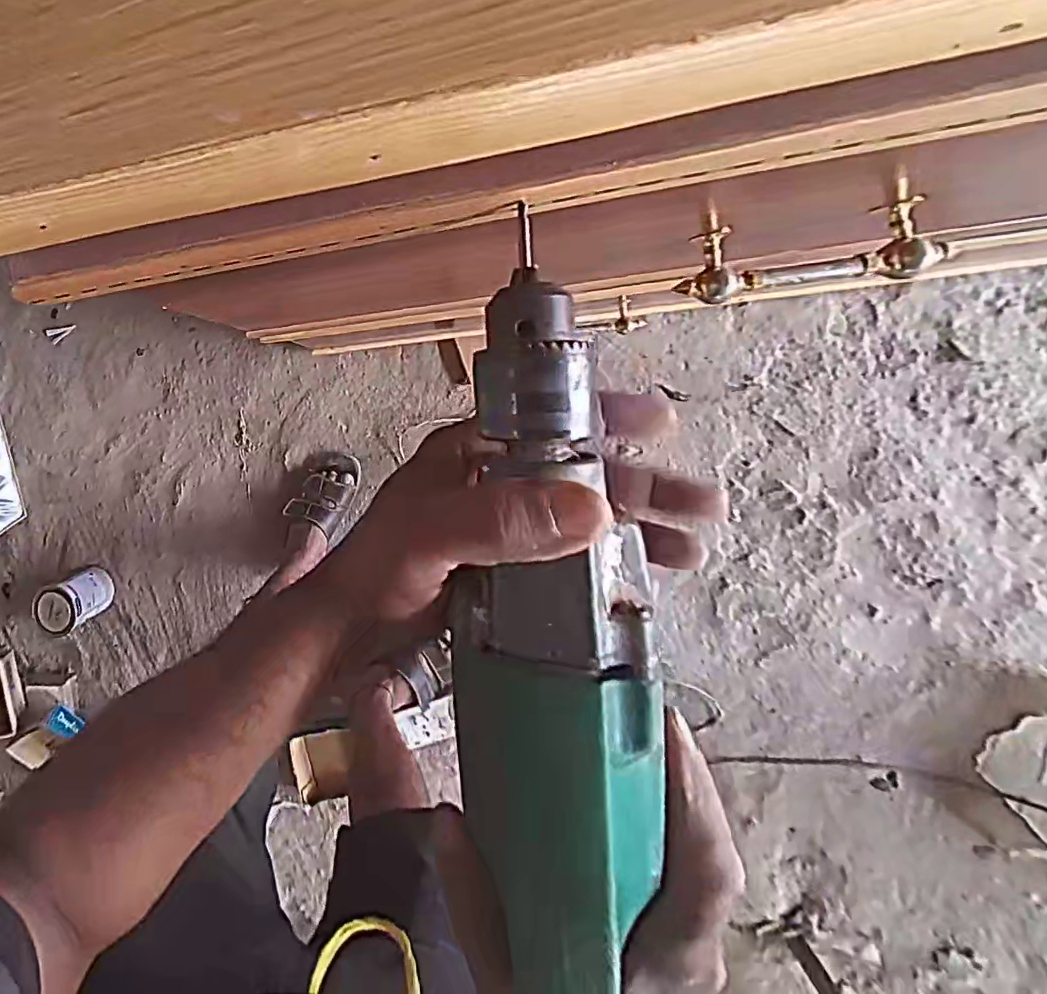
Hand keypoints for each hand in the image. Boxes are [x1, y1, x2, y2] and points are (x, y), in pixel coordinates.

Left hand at [308, 391, 726, 669]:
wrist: (350, 632)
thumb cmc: (372, 572)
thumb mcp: (429, 534)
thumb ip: (496, 519)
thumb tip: (589, 507)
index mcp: (463, 457)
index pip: (537, 420)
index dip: (597, 414)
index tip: (656, 419)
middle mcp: (484, 485)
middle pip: (573, 471)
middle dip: (636, 483)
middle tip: (697, 503)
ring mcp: (496, 529)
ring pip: (576, 515)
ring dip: (633, 526)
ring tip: (685, 548)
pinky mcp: (503, 571)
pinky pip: (563, 558)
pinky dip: (603, 564)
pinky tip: (637, 580)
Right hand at [430, 710, 745, 992]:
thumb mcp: (505, 972)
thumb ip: (473, 902)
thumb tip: (449, 822)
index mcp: (663, 960)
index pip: (704, 870)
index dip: (691, 791)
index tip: (663, 725)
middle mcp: (694, 949)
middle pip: (708, 846)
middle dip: (677, 769)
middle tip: (635, 709)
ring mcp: (696, 942)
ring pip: (702, 851)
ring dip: (672, 785)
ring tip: (630, 729)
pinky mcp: (683, 930)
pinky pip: (686, 859)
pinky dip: (664, 809)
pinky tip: (626, 780)